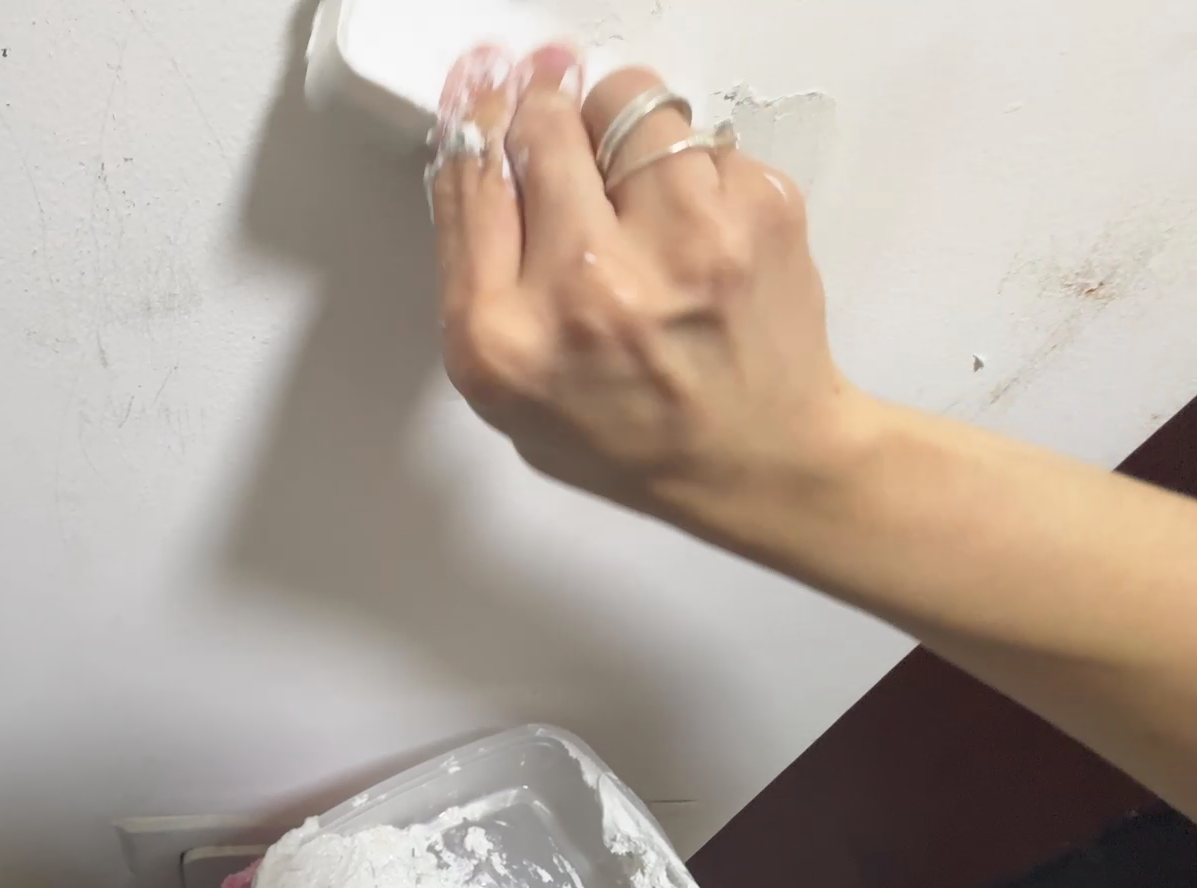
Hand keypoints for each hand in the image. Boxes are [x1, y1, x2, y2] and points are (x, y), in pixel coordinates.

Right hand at [430, 46, 861, 523]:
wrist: (745, 458)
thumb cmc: (614, 435)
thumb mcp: (504, 391)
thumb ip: (478, 289)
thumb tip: (481, 171)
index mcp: (501, 339)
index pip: (469, 190)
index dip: (471, 128)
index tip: (476, 90)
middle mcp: (582, 285)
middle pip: (541, 129)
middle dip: (537, 108)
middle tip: (545, 103)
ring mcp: (678, 244)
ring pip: (628, 104)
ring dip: (612, 119)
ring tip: (621, 169)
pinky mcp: (756, 213)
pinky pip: (699, 139)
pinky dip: (681, 162)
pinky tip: (684, 219)